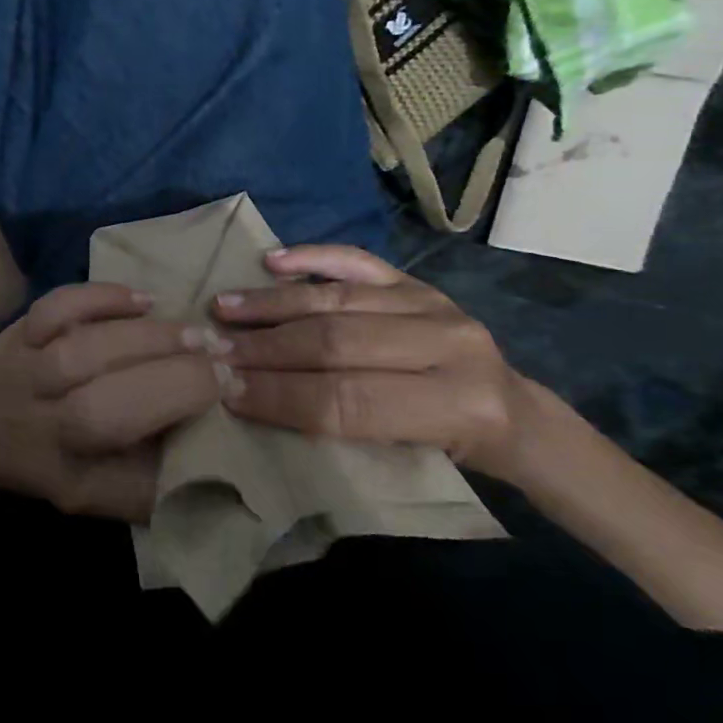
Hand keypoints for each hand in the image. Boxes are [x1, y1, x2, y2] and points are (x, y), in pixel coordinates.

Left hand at [0, 283, 228, 521]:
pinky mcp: (19, 330)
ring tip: (193, 332)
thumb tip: (214, 456)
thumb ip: (148, 485)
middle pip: (103, 399)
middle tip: (221, 355)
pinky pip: (57, 307)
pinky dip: (100, 297)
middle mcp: (41, 418)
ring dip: (147, 338)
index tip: (229, 389)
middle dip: (173, 374)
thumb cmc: (47, 462)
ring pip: (84, 349)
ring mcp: (25, 367)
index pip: (124, 440)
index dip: (179, 407)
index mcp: (66, 465)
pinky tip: (143, 300)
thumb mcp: (96, 493)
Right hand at [211, 244, 535, 479]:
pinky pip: (359, 261)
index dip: (281, 397)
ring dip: (273, 304)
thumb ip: (342, 434)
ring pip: (339, 299)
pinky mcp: (419, 281)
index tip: (225, 392)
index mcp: (454, 406)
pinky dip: (314, 258)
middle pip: (338, 342)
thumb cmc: (453, 455)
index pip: (347, 400)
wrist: (510, 413)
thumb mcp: (408, 464)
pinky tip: (272, 261)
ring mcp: (434, 303)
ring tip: (224, 309)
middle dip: (266, 348)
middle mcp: (449, 344)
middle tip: (212, 350)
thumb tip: (251, 403)